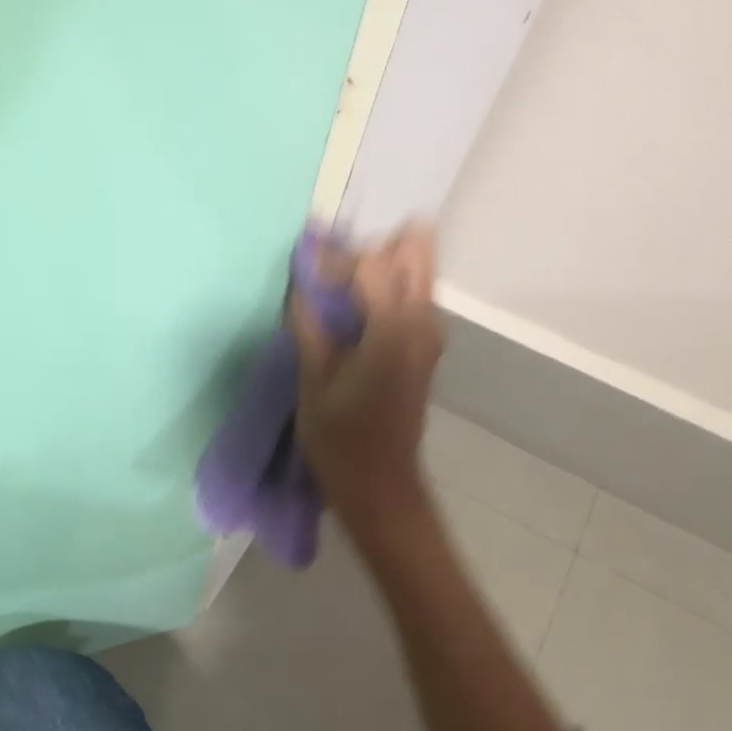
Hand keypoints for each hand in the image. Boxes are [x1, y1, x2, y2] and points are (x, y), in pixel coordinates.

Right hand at [288, 222, 443, 515]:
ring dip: (382, 262)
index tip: (304, 264)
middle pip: (413, 250)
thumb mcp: (313, 384)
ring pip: (418, 268)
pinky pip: (415, 293)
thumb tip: (300, 286)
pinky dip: (389, 284)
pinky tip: (354, 302)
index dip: (335, 258)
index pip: (370, 264)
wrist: (381, 484)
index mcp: (392, 330)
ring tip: (337, 280)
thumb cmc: (340, 441)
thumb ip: (310, 327)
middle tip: (331, 266)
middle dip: (372, 247)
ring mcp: (431, 332)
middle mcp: (422, 322)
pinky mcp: (428, 345)